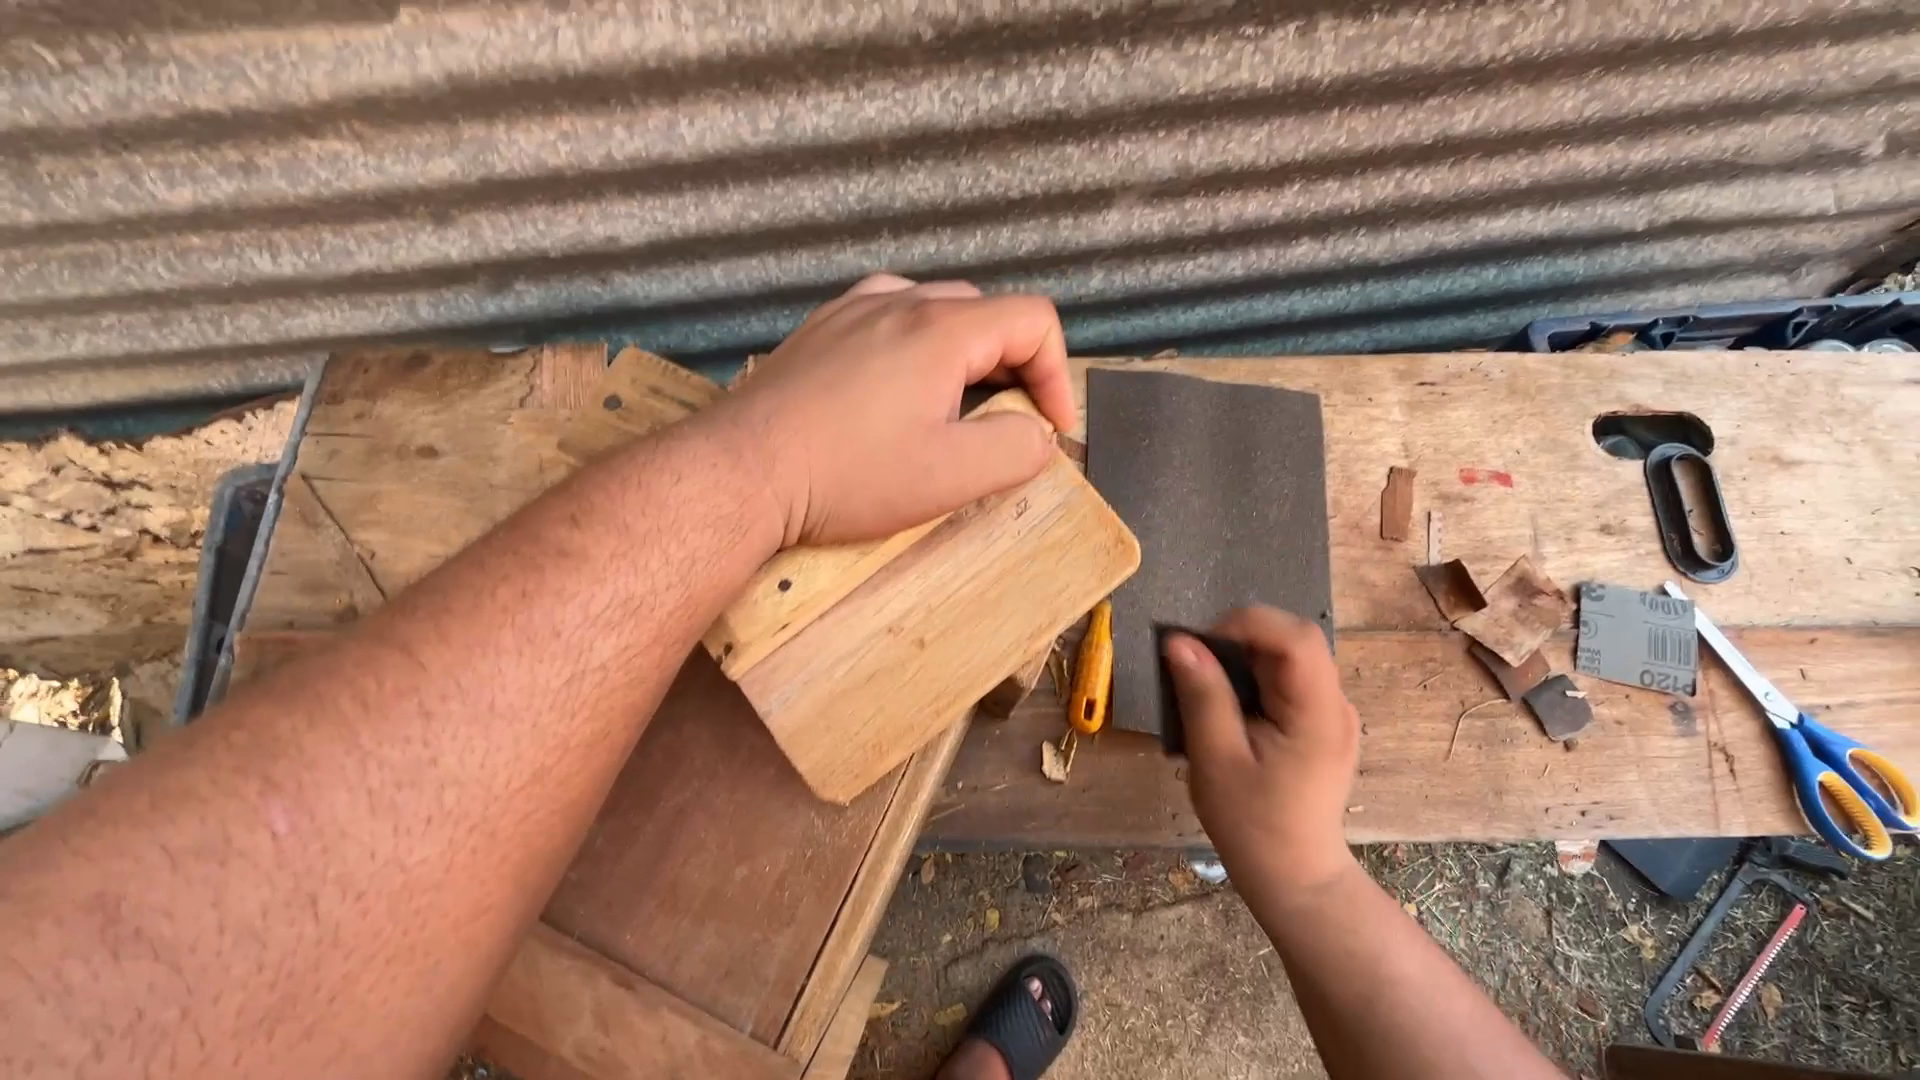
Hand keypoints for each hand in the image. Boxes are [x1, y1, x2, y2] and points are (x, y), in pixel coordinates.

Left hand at [707, 274, 1076, 547]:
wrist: (743, 473)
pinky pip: (887, 314)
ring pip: (936, 308)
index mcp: (941, 328)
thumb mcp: (951, 475)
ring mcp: (851, 308)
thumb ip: (1016, 449)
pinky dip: (915, 343)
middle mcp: (898, 301)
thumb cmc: (850, 476)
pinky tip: (896, 384)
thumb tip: (1037, 433)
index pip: (1034, 320)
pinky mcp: (819, 329)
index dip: (1057, 374)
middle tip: (1004, 423)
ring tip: (955, 403)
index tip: (1047, 429)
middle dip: (1014, 366)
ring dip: (965, 352)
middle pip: (987, 312)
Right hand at [1164, 607, 1360, 894]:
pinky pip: (1287, 680)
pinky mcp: (1319, 724)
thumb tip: (1179, 642)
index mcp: (1318, 713)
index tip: (1199, 646)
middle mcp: (1335, 705)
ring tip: (1206, 684)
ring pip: (1289, 657)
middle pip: (1295, 641)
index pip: (1296, 638)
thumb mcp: (1216, 759)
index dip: (1245, 625)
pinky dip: (1253, 677)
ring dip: (1243, 657)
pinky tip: (1228, 706)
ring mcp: (1332, 714)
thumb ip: (1202, 695)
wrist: (1294, 877)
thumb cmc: (1252, 824)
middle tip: (1195, 663)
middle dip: (1240, 638)